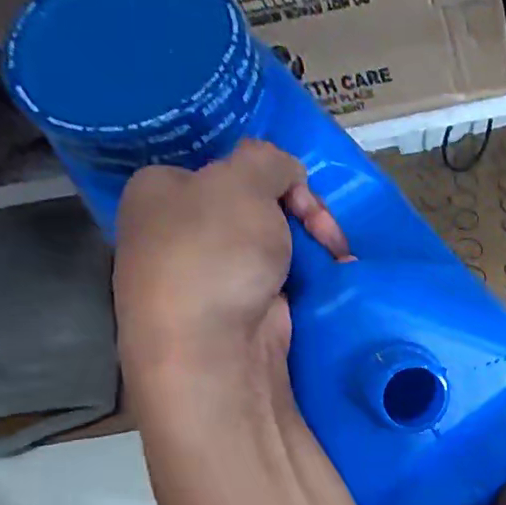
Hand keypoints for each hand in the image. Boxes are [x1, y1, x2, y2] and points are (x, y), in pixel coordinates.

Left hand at [112, 139, 348, 383]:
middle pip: (263, 208)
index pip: (236, 170)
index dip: (281, 182)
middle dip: (307, 219)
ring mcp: (213, 271)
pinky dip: (311, 281)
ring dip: (315, 251)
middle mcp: (183, 226)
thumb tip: (284, 168)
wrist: (211, 343)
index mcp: (165, 187)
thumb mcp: (242, 182)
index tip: (308, 206)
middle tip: (330, 239)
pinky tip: (330, 284)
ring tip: (340, 264)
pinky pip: (286, 281)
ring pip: (279, 245)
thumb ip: (268, 161)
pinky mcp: (243, 308)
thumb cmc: (215, 251)